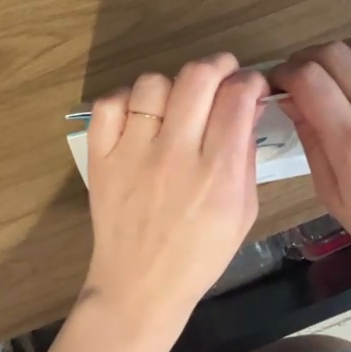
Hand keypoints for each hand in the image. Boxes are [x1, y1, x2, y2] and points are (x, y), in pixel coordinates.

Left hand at [83, 53, 269, 330]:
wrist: (140, 286)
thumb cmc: (200, 254)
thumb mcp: (244, 212)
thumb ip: (247, 157)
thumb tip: (248, 107)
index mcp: (219, 174)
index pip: (237, 98)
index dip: (249, 80)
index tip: (250, 85)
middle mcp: (176, 156)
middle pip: (197, 77)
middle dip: (218, 65)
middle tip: (221, 74)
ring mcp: (133, 154)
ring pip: (153, 83)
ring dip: (173, 85)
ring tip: (178, 102)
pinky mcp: (100, 158)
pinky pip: (110, 103)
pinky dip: (127, 99)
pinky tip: (141, 115)